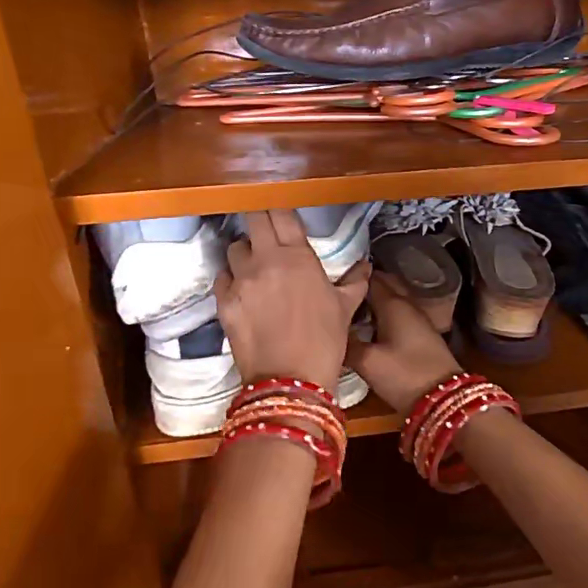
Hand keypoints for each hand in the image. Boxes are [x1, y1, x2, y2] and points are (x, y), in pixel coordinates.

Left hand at [215, 209, 369, 391]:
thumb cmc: (324, 341)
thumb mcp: (344, 308)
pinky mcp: (224, 301)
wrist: (290, 380)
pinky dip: (229, 279)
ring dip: (243, 252)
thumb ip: (354, 281)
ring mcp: (241, 279)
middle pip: (253, 218)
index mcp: (298, 255)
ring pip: (234, 248)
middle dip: (256, 218)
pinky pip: (221, 277)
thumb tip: (366, 266)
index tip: (277, 208)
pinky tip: (240, 291)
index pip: (281, 213)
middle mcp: (266, 259)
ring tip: (252, 265)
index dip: (277, 207)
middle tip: (262, 227)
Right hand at [346, 272, 464, 411]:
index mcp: (392, 304)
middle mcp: (407, 305)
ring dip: (374, 302)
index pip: (370, 279)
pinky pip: (398, 315)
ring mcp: (417, 319)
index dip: (352, 277)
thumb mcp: (368, 362)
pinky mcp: (422, 335)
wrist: (444, 398)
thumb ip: (347, 344)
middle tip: (339, 294)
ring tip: (349, 310)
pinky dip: (384, 315)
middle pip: (384, 286)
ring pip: (392, 301)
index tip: (332, 281)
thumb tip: (331, 333)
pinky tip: (370, 328)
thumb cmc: (404, 375)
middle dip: (364, 286)